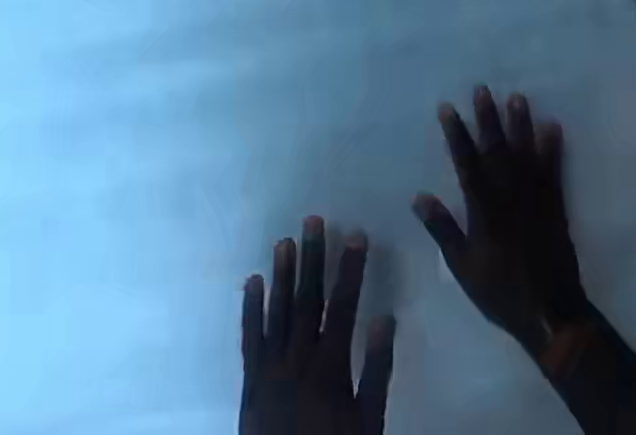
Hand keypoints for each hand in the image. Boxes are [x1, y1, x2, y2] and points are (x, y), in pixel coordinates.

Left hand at [241, 217, 395, 434]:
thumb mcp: (369, 422)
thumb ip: (376, 369)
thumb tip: (385, 316)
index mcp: (330, 369)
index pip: (344, 306)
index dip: (351, 268)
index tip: (357, 234)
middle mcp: (298, 362)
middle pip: (307, 300)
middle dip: (313, 258)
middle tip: (314, 221)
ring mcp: (270, 372)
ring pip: (277, 312)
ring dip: (282, 274)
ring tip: (284, 240)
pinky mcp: (250, 385)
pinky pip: (250, 340)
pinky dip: (251, 309)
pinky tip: (252, 282)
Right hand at [413, 87, 593, 356]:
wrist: (549, 310)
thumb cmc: (500, 290)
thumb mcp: (462, 266)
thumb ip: (442, 229)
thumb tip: (419, 197)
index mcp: (483, 208)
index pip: (466, 163)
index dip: (456, 134)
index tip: (448, 107)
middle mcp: (509, 195)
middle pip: (496, 149)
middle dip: (487, 118)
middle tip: (482, 89)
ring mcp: (535, 196)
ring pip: (525, 152)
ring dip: (520, 123)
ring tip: (517, 96)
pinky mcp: (556, 203)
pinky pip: (554, 169)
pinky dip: (554, 147)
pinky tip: (552, 125)